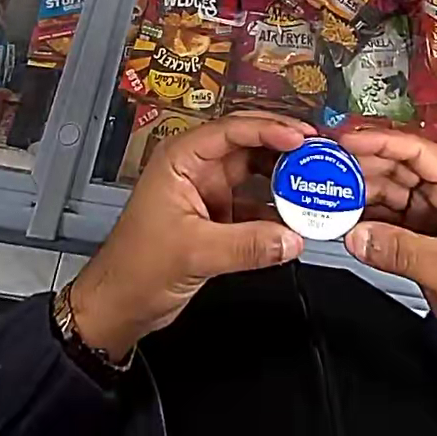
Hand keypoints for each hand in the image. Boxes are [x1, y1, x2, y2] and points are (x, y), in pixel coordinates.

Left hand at [68, 111, 312, 360]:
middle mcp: (198, 164)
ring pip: (255, 168)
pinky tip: (300, 209)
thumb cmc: (137, 268)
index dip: (268, 129)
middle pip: (248, 141)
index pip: (231, 130)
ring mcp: (210, 187)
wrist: (119, 306)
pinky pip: (256, 200)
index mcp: (182, 157)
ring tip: (316, 172)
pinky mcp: (219, 212)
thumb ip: (247, 246)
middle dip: (282, 142)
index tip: (300, 138)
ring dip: (284, 171)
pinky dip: (277, 203)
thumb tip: (293, 238)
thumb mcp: (194, 253)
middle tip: (318, 148)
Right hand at [339, 128, 436, 435]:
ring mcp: (433, 221)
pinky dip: (367, 226)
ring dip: (360, 198)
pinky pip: (387, 227)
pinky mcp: (423, 246)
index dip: (379, 141)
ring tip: (330, 198)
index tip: (346, 140)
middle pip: (396, 170)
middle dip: (362, 169)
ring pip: (388, 197)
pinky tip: (347, 226)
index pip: (415, 150)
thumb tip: (359, 233)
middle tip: (327, 170)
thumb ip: (403, 249)